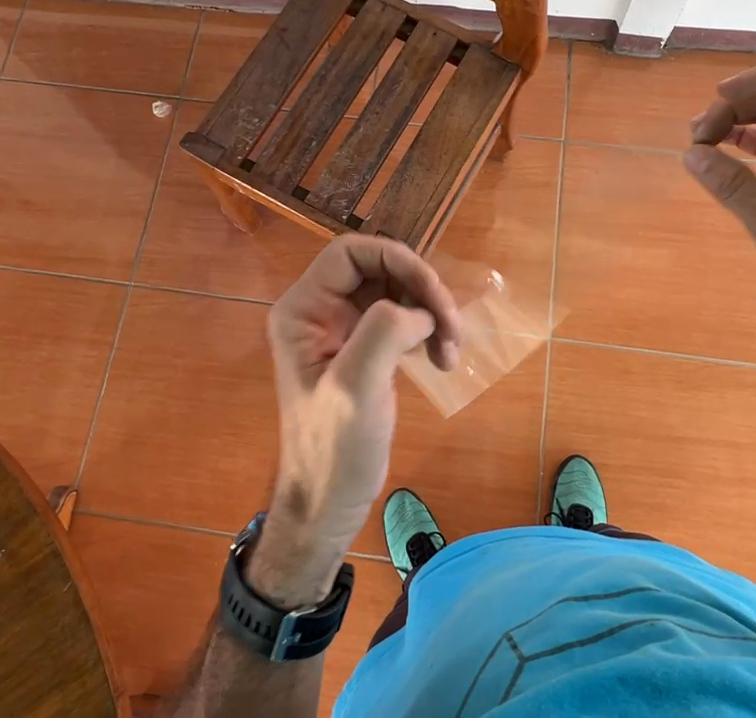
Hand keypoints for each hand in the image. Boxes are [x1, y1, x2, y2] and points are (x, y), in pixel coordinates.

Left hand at [250, 235, 462, 608]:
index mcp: (303, 309)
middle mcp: (320, 310)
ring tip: (451, 352)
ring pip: (396, 292)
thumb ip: (383, 332)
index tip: (434, 296)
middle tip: (452, 329)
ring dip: (431, 312)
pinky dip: (428, 331)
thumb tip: (419, 310)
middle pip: (379, 268)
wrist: (329, 501)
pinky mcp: (365, 348)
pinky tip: (443, 360)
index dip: (397, 260)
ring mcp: (343, 328)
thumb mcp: (355, 389)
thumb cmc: (333, 449)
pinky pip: (402, 318)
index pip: (351, 253)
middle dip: (421, 290)